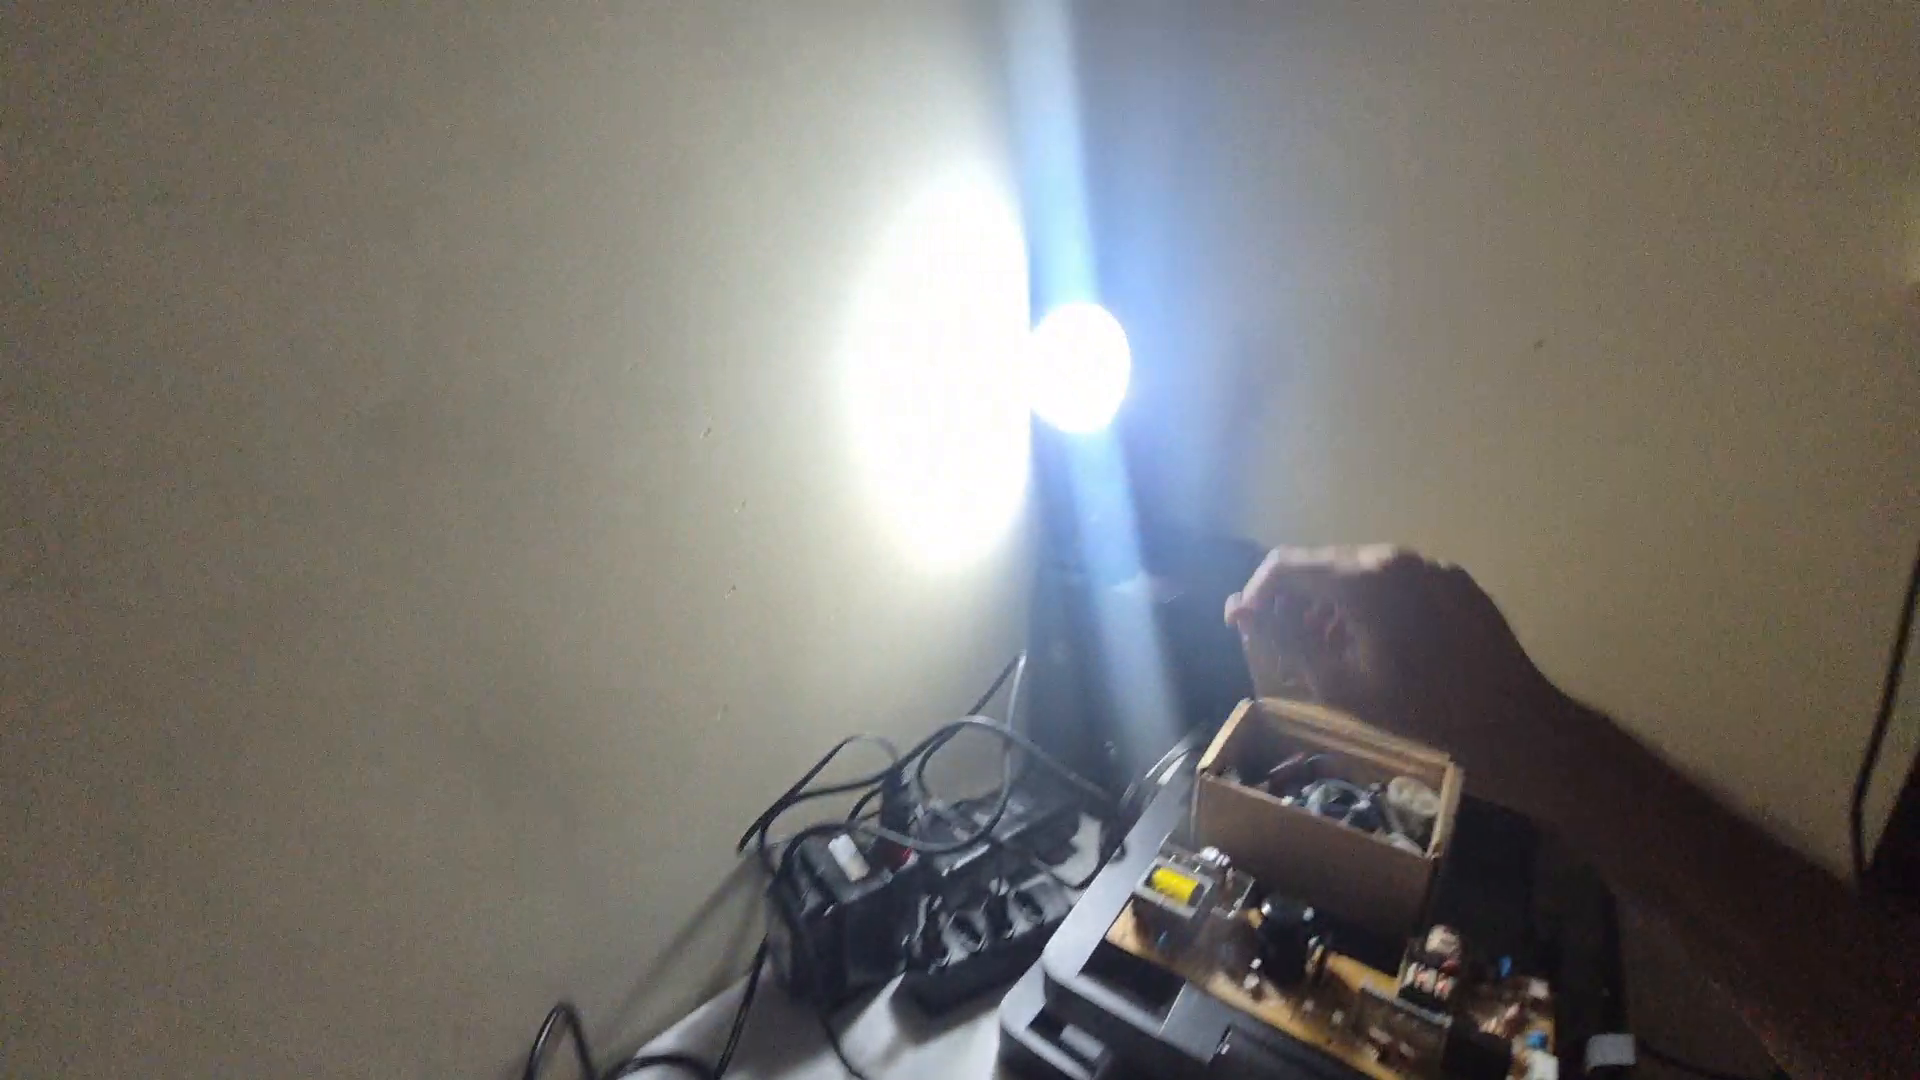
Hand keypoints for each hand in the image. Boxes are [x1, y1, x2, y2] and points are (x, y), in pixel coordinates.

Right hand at [1224, 545, 1567, 790]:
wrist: (1523, 730)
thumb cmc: (1422, 713)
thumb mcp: (1337, 681)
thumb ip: (1281, 637)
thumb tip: (1236, 609)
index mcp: (1363, 576)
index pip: (1284, 564)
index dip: (1254, 592)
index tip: (1244, 627)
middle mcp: (1395, 557)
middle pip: (1320, 565)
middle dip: (1292, 601)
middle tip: (1282, 645)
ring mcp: (1431, 567)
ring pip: (1356, 573)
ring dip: (1328, 605)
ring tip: (1326, 650)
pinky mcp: (1455, 582)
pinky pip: (1393, 582)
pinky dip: (1366, 606)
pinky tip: (1371, 645)